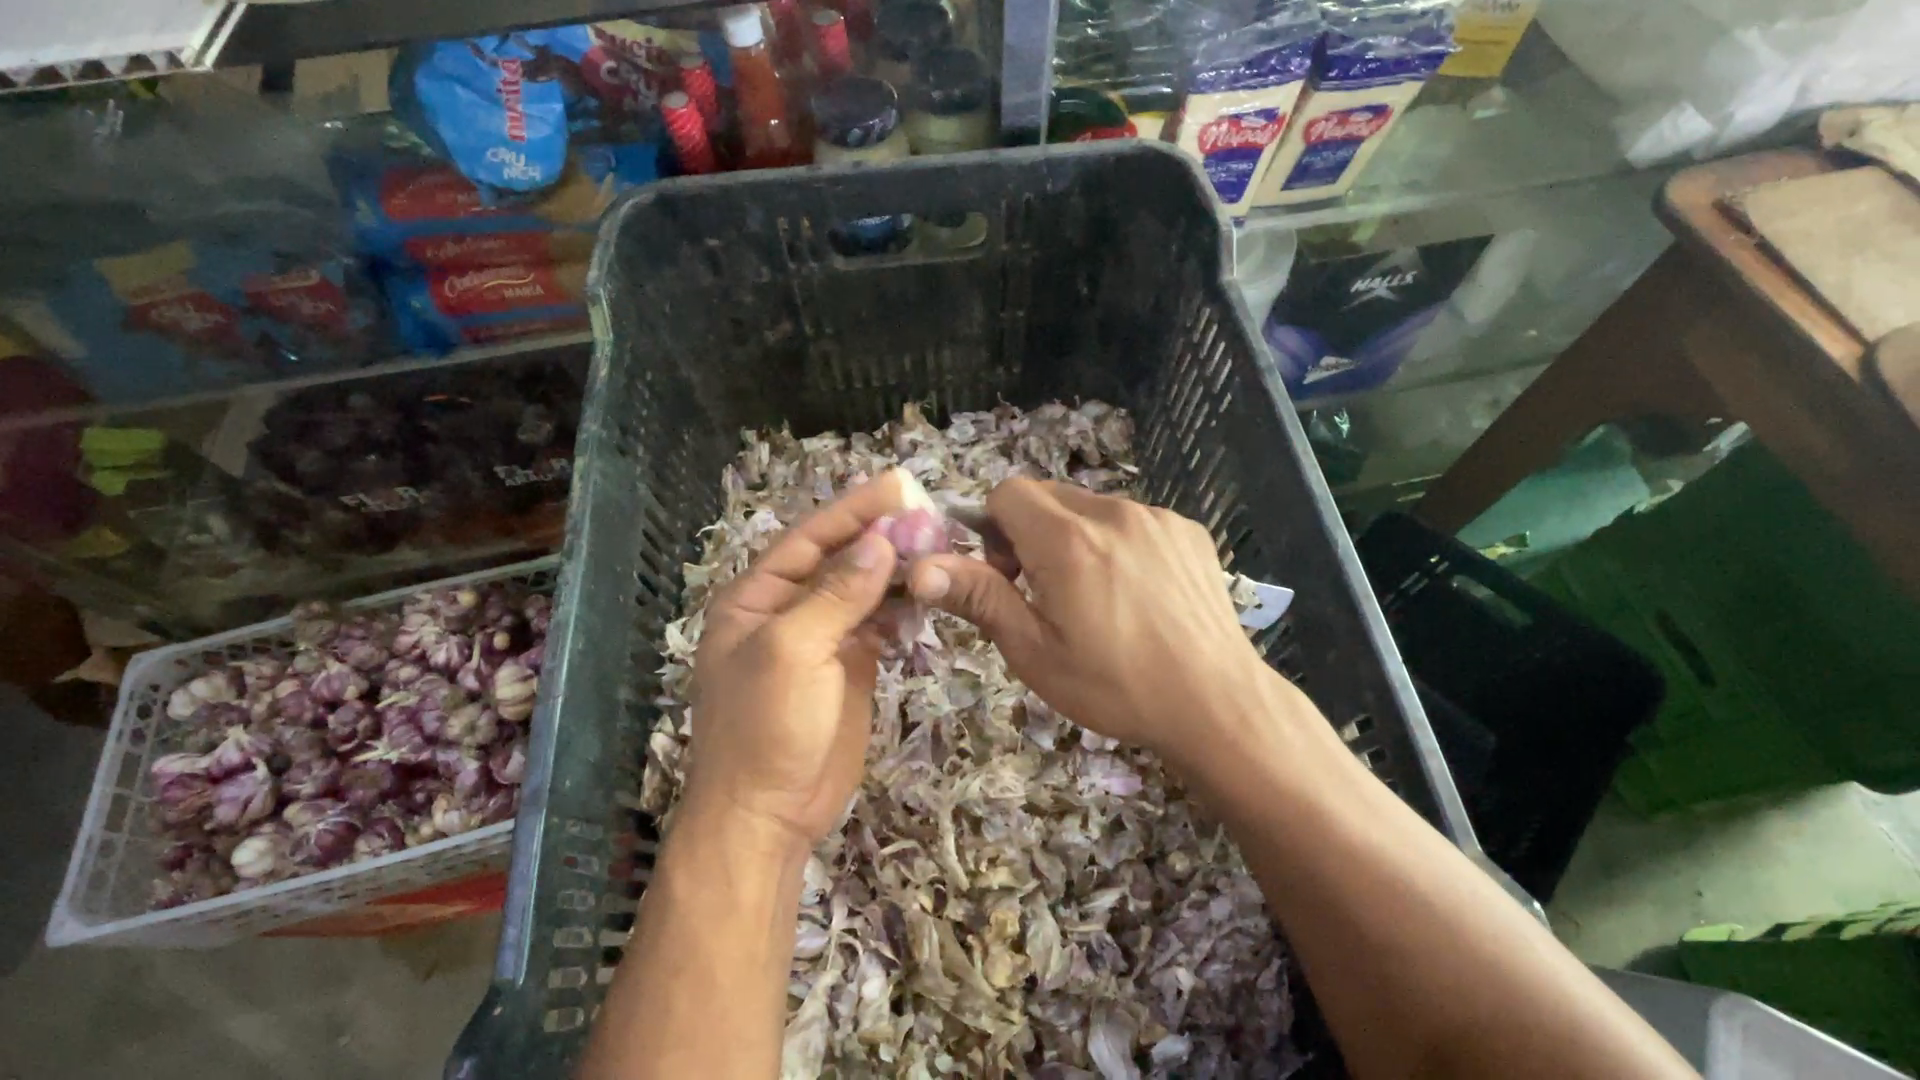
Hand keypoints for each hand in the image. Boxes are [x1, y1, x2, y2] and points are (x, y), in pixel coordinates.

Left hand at [683, 470, 910, 846]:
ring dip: (898, 570)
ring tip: (940, 547)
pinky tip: (927, 594)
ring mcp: (821, 640)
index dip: (854, 510)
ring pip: (864, 591)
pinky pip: (879, 625)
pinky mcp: (850, 667)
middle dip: (882, 536)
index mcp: (756, 597)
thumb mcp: (791, 651)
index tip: (900, 483)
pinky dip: (902, 609)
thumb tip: (880, 542)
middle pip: (840, 560)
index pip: (810, 538)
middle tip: (933, 513)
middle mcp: (788, 610)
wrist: (768, 814)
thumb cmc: (765, 728)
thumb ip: (835, 594)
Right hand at [907, 478, 1289, 764]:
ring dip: (1077, 539)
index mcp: (1067, 540)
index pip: (1007, 493)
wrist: (1216, 703)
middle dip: (1032, 533)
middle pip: (1048, 496)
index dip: (994, 530)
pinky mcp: (1189, 532)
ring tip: (1098, 599)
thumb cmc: (1115, 686)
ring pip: (1092, 508)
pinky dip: (1120, 545)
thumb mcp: (1034, 651)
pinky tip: (1139, 596)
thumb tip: (919, 567)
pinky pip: (1134, 521)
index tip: (1008, 577)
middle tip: (1046, 593)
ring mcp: (1158, 518)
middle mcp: (1113, 513)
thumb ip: (979, 597)